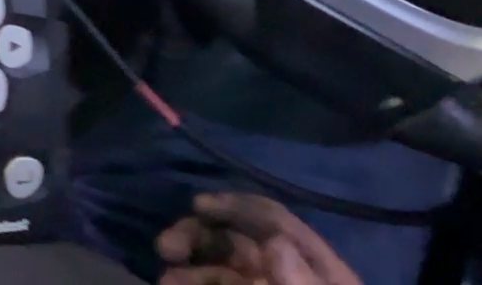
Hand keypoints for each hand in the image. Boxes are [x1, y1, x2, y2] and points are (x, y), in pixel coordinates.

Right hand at [156, 193, 362, 284]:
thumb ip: (300, 283)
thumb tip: (272, 243)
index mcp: (315, 271)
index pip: (274, 220)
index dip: (236, 206)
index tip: (198, 206)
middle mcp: (285, 278)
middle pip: (236, 242)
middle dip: (197, 237)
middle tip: (166, 247)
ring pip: (220, 272)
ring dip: (189, 271)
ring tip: (165, 282)